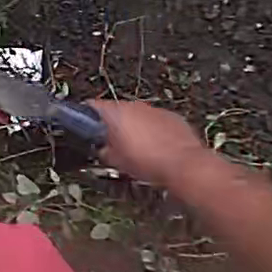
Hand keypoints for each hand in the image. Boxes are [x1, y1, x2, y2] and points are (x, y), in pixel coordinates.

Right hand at [87, 100, 210, 187]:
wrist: (186, 167)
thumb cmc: (146, 162)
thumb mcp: (114, 160)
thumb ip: (102, 149)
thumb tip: (101, 148)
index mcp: (113, 112)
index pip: (90, 106)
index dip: (84, 117)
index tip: (85, 129)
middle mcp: (132, 105)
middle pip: (114, 109)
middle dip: (112, 123)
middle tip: (111, 142)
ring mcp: (154, 109)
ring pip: (136, 114)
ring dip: (133, 126)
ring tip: (136, 146)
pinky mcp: (173, 117)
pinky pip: (155, 120)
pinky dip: (153, 129)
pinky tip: (156, 146)